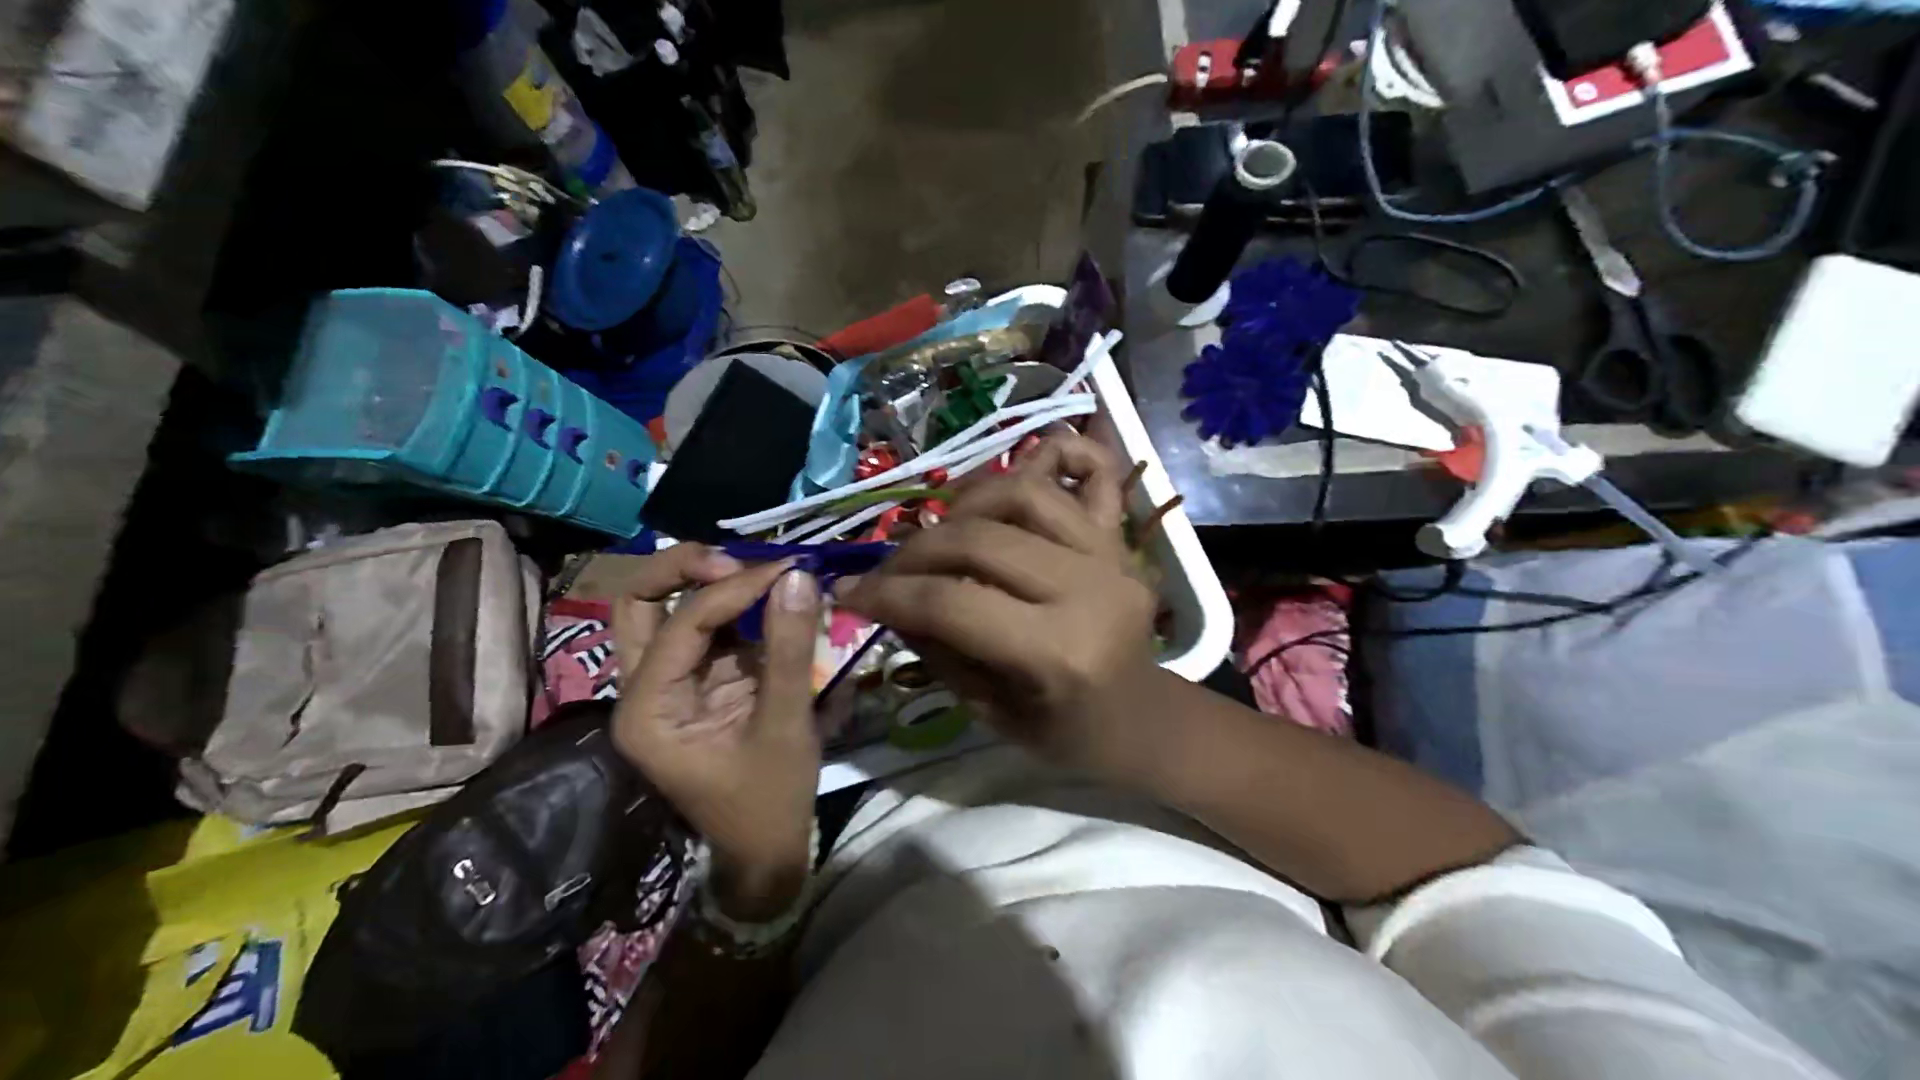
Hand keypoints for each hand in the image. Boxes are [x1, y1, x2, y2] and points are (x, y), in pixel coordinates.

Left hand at [610, 545, 822, 920]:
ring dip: (707, 585)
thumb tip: (799, 574)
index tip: (789, 569)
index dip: (734, 589)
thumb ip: (791, 649)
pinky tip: (771, 599)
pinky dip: (736, 610)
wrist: (765, 855)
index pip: (682, 623)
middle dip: (683, 570)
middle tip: (739, 559)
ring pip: (665, 612)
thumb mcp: (785, 726)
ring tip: (760, 571)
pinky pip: (706, 632)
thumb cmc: (769, 802)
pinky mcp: (697, 687)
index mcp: (648, 711)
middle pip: (640, 605)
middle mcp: (643, 692)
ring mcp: (669, 688)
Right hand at [834, 435, 1161, 772]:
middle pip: (981, 540)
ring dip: (965, 503)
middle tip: (887, 571)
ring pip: (1023, 493)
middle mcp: (1090, 591)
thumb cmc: (1067, 734)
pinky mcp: (1122, 540)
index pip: (953, 602)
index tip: (848, 592)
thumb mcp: (990, 711)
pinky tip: (1024, 463)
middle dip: (916, 551)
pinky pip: (1094, 475)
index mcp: (1060, 653)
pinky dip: (1057, 455)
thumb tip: (886, 595)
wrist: (1143, 720)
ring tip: (940, 530)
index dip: (889, 593)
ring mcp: (1113, 556)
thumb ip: (938, 647)